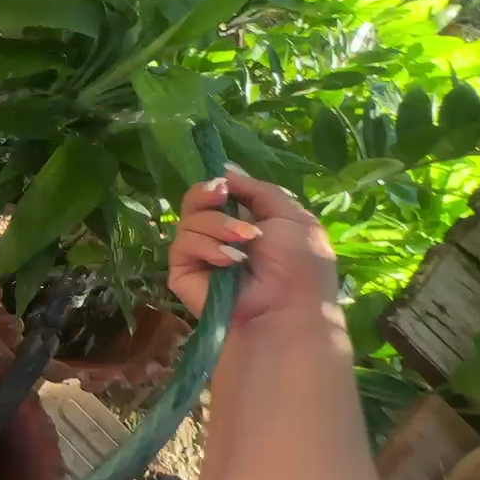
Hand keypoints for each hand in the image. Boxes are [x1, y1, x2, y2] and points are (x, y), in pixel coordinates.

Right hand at [168, 168, 338, 326]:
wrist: (283, 310)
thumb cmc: (298, 266)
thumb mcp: (292, 218)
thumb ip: (259, 190)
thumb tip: (225, 169)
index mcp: (246, 221)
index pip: (219, 193)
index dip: (219, 185)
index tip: (225, 185)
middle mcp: (219, 234)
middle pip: (195, 200)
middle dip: (207, 195)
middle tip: (220, 197)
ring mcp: (199, 252)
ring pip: (189, 219)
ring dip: (218, 226)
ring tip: (243, 245)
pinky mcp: (181, 269)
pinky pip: (183, 243)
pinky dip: (208, 247)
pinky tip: (229, 262)